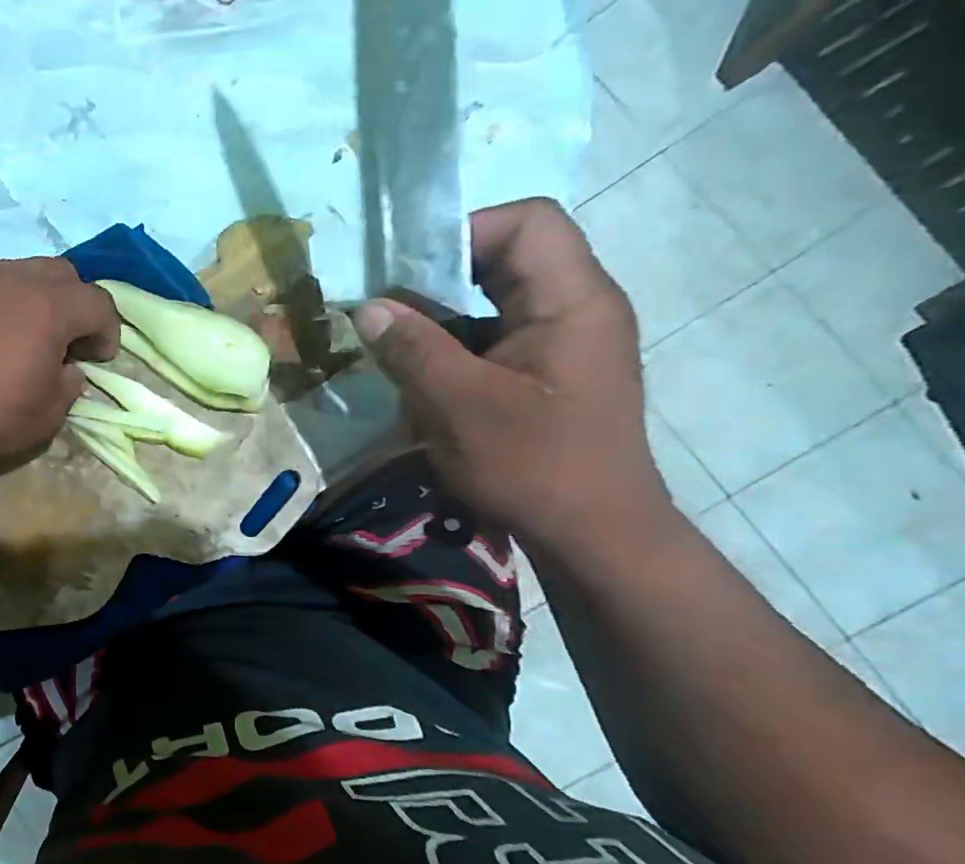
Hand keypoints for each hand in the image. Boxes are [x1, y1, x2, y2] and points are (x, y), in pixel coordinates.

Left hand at [0, 257, 120, 495]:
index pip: (98, 302)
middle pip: (62, 274)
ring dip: (40, 299)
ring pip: (23, 273)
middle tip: (73, 342)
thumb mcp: (50, 413)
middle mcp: (14, 282)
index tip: (102, 360)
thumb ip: (68, 383)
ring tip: (34, 338)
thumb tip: (65, 369)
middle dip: (78, 304)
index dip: (109, 331)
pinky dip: (6, 306)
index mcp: (49, 307)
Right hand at [354, 199, 670, 555]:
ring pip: (496, 311)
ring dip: (445, 332)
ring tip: (404, 364)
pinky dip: (461, 364)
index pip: (526, 222)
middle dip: (442, 290)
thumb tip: (368, 307)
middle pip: (507, 265)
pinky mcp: (552, 382)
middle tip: (392, 320)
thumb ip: (412, 350)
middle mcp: (578, 310)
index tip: (408, 274)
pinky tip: (429, 397)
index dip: (464, 232)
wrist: (595, 540)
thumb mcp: (460, 407)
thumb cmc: (534, 468)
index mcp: (573, 299)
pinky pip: (500, 350)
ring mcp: (566, 348)